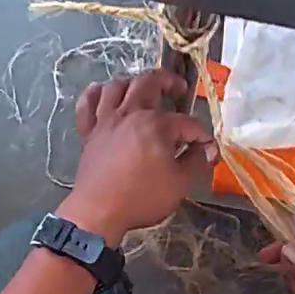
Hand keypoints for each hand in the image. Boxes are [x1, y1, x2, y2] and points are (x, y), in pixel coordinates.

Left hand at [59, 70, 216, 241]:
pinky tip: (102, 93)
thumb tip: (204, 149)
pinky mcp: (89, 133)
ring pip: (117, 86)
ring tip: (142, 89)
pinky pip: (87, 104)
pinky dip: (94, 94)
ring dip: (132, 82)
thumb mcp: (180, 184)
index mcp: (156, 125)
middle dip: (168, 81)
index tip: (207, 149)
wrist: (99, 212)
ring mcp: (106, 121)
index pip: (186, 122)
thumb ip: (195, 161)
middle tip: (178, 88)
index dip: (201, 134)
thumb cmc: (142, 198)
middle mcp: (130, 114)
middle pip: (149, 83)